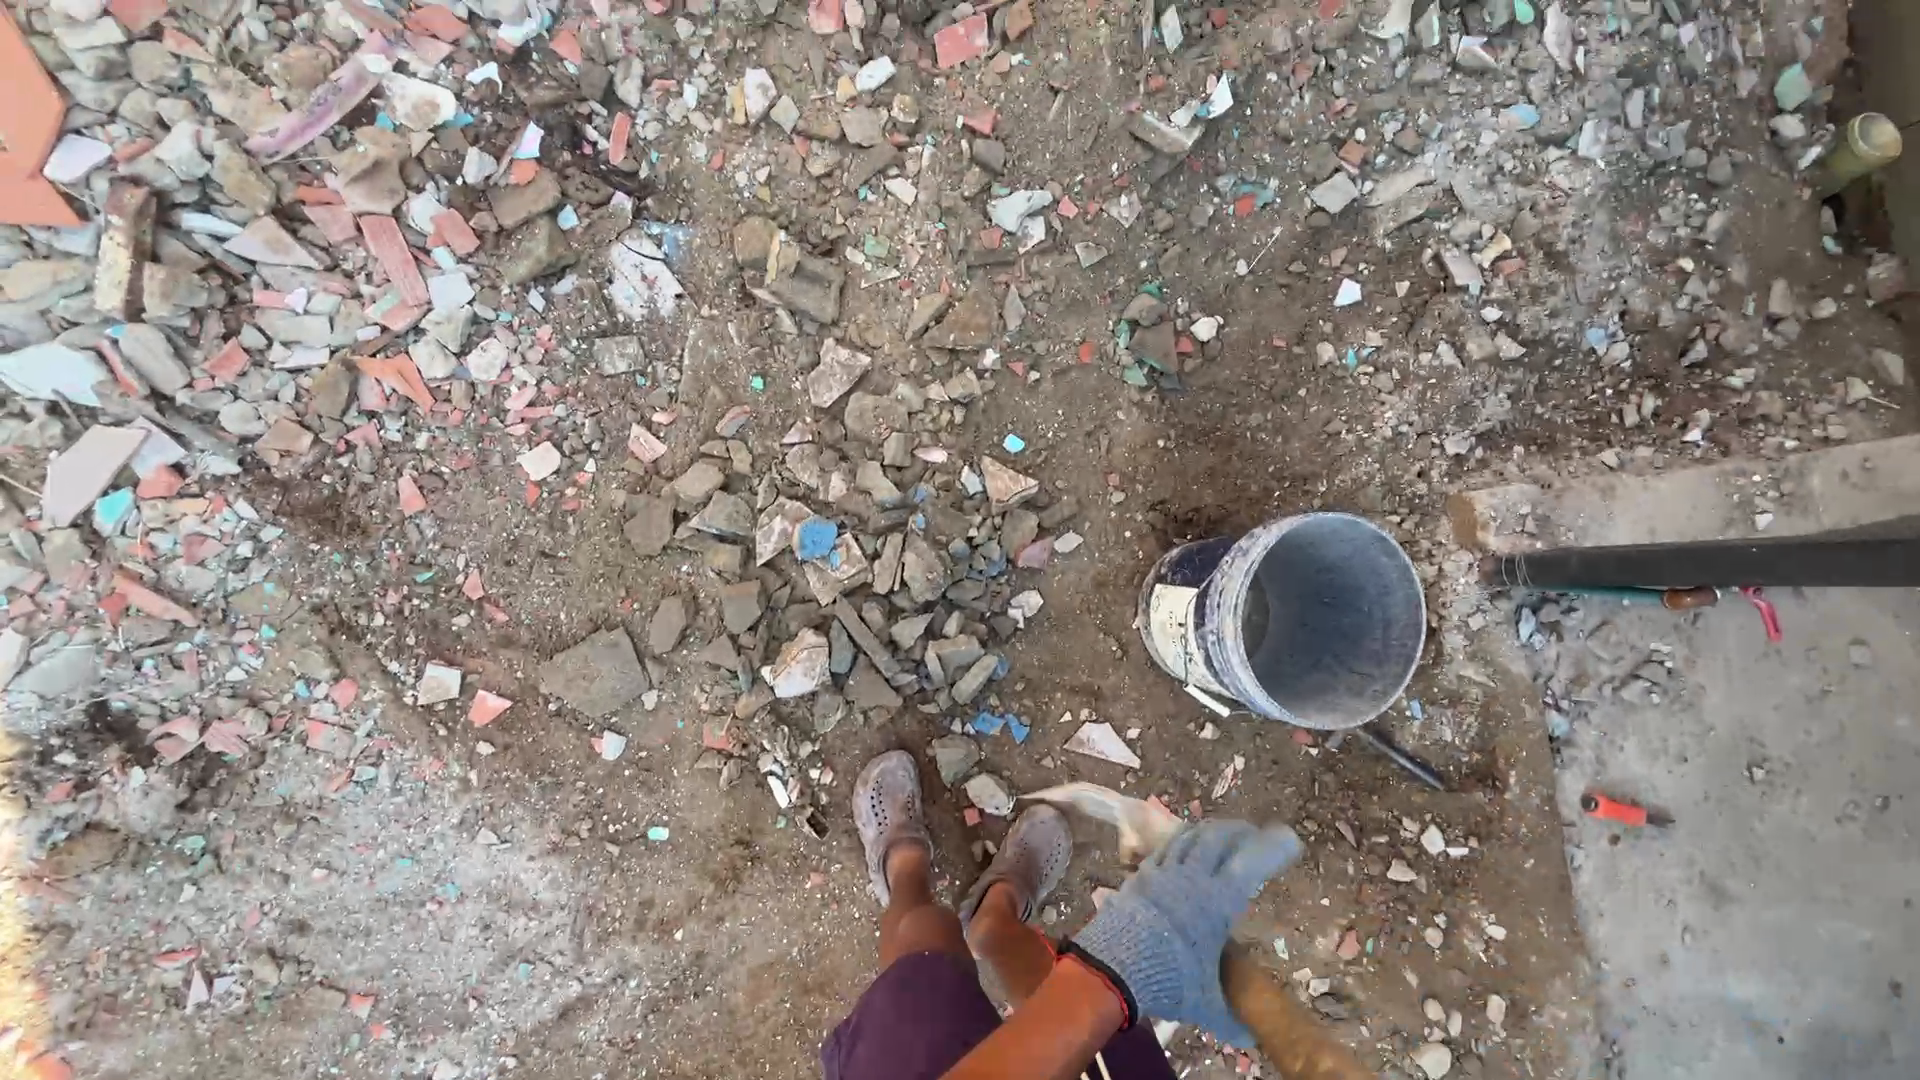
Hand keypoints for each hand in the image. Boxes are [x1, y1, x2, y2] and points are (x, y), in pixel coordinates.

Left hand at [1062, 820, 1301, 1046]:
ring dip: (1210, 831)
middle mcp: (1194, 877)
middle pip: (1219, 838)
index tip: (1288, 840)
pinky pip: (1166, 846)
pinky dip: (1182, 839)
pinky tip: (1185, 844)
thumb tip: (1248, 1036)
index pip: (1252, 862)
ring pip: (1191, 836)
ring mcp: (1165, 870)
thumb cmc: (1169, 979)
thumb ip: (1230, 1016)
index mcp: (1218, 901)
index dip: (1272, 847)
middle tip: (1254, 834)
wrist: (1115, 965)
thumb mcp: (1206, 1002)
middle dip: (1240, 832)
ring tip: (1222, 834)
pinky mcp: (1143, 872)